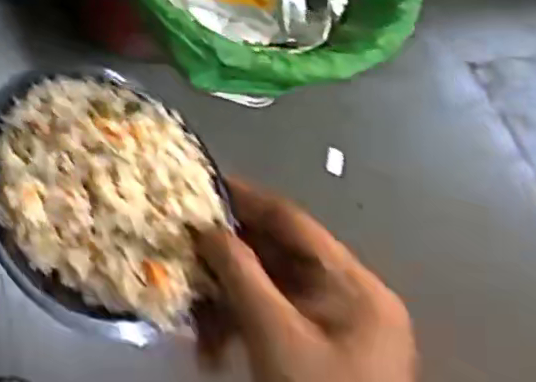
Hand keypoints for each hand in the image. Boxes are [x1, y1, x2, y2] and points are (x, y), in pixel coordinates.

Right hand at [193, 178, 415, 381]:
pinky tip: (211, 345)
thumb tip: (203, 226)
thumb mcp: (272, 330)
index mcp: (354, 284)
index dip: (240, 197)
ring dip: (225, 296)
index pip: (289, 219)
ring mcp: (340, 326)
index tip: (195, 185)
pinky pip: (273, 316)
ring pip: (268, 286)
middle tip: (181, 249)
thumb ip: (237, 268)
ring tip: (192, 317)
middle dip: (224, 256)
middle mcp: (351, 296)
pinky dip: (240, 322)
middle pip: (275, 253)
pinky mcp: (325, 351)